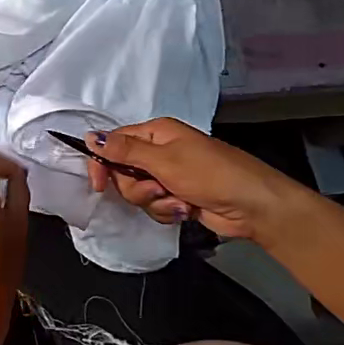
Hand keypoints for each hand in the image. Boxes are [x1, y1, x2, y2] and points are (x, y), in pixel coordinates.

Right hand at [84, 118, 306, 243]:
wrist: (253, 206)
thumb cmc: (211, 174)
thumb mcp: (164, 160)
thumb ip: (125, 150)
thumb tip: (90, 137)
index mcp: (156, 133)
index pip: (114, 143)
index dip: (103, 162)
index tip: (99, 183)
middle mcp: (159, 151)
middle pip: (123, 171)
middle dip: (136, 187)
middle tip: (158, 189)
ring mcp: (168, 176)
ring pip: (137, 192)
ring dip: (154, 202)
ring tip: (178, 201)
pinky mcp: (176, 197)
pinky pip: (153, 206)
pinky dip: (166, 211)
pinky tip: (185, 210)